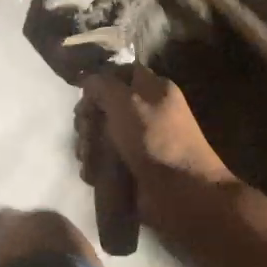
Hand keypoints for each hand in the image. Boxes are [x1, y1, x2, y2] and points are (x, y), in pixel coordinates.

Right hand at [79, 66, 235, 224]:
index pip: (118, 73)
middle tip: (86, 131)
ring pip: (99, 133)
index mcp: (152, 89)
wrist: (181, 193)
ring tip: (88, 157)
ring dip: (88, 144)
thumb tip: (86, 80)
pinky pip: (104, 158)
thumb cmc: (154, 139)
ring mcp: (138, 140)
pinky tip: (92, 172)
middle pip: (103, 105)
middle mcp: (145, 111)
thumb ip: (102, 84)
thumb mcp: (125, 101)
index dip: (98, 83)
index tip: (84, 97)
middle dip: (88, 118)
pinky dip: (95, 164)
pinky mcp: (131, 166)